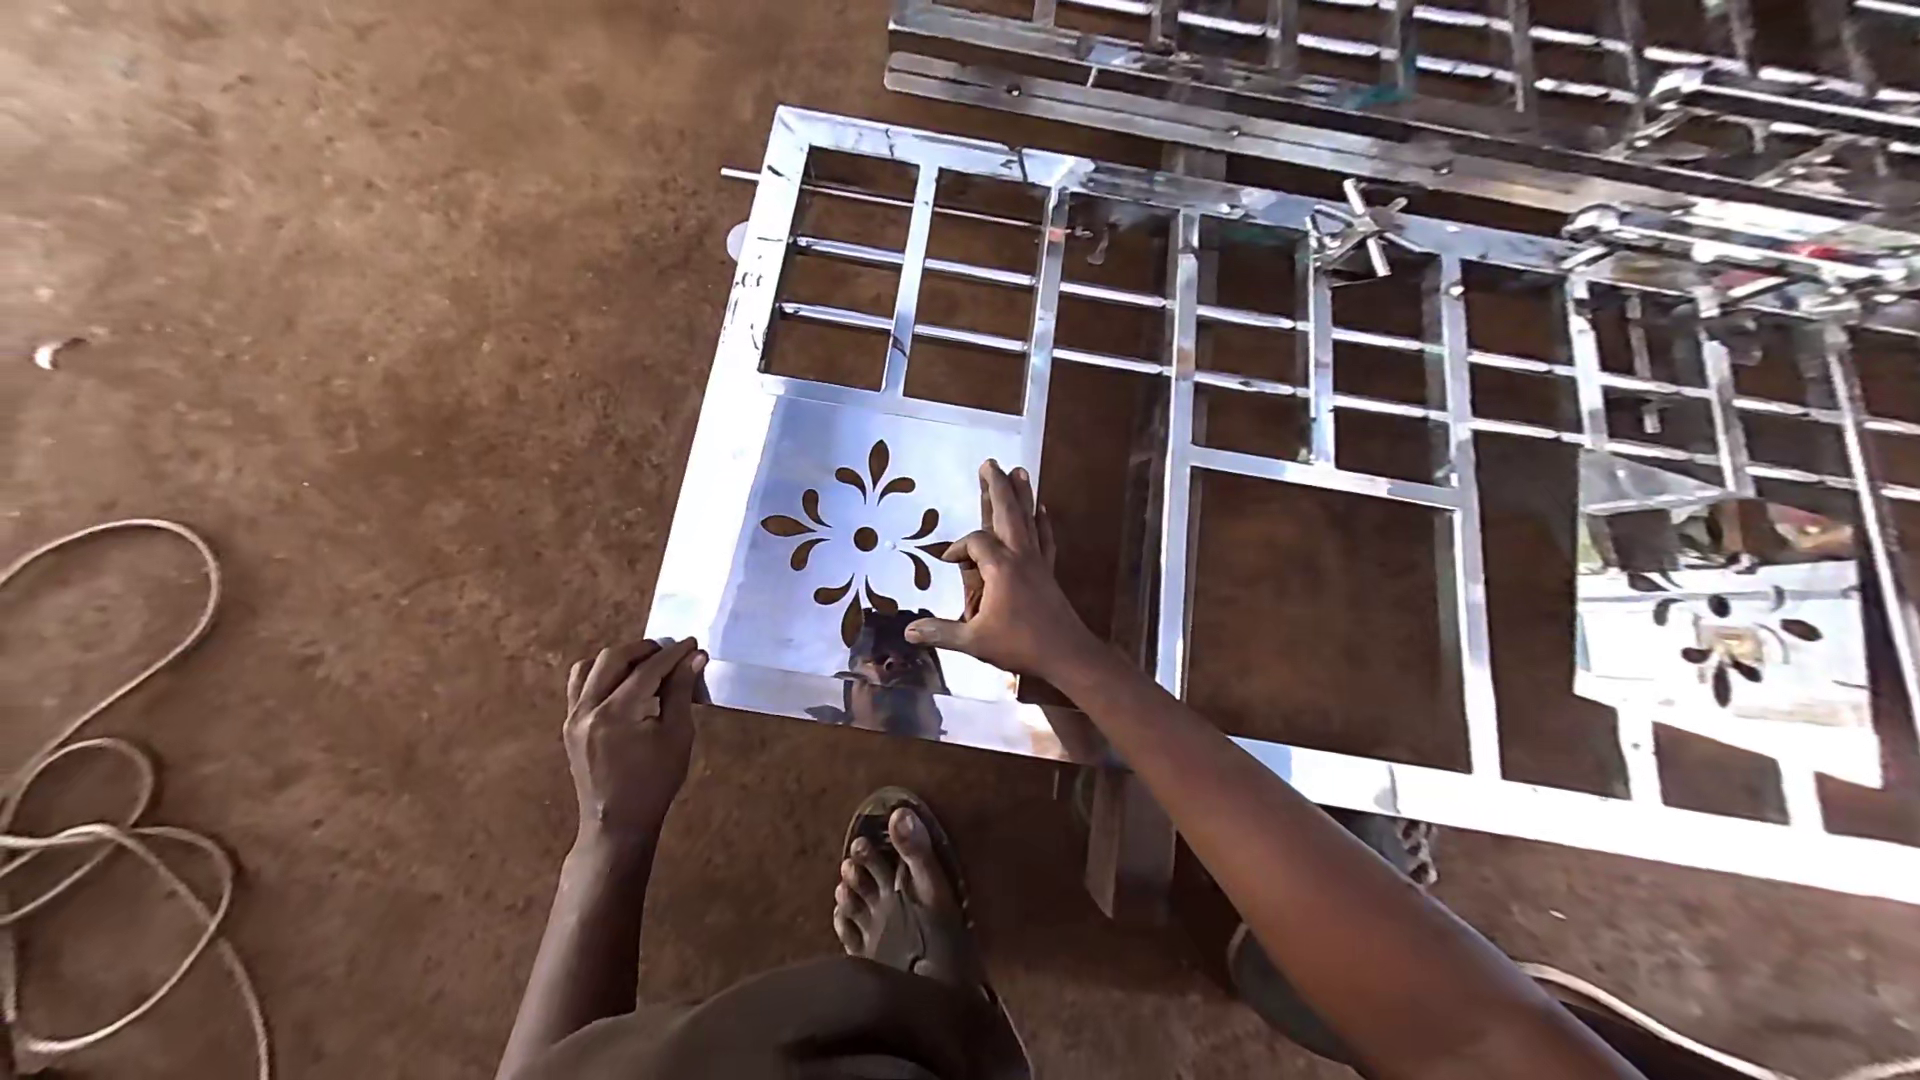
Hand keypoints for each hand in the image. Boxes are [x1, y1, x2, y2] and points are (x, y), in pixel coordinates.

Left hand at [563, 637, 706, 845]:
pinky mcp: (570, 725)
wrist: (617, 823)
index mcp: (616, 714)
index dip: (672, 653)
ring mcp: (573, 717)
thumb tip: (694, 657)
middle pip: (613, 659)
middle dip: (645, 649)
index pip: (647, 669)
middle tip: (671, 652)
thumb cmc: (655, 782)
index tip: (693, 643)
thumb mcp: (677, 736)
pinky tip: (624, 683)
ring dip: (620, 659)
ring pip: (590, 667)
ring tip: (646, 665)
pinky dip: (602, 674)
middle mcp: (587, 710)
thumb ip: (681, 692)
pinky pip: (580, 686)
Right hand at [905, 460, 1102, 681]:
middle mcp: (1020, 557)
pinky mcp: (1049, 572)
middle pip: (1007, 513)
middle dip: (996, 487)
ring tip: (1019, 471)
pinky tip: (1042, 509)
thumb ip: (941, 632)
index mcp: (1001, 568)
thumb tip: (909, 631)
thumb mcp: (974, 642)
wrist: (1067, 654)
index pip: (974, 543)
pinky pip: (1045, 538)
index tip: (948, 562)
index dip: (958, 548)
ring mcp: (1037, 562)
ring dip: (1022, 494)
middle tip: (989, 463)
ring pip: (1028, 520)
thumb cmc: (1021, 645)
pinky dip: (1042, 522)